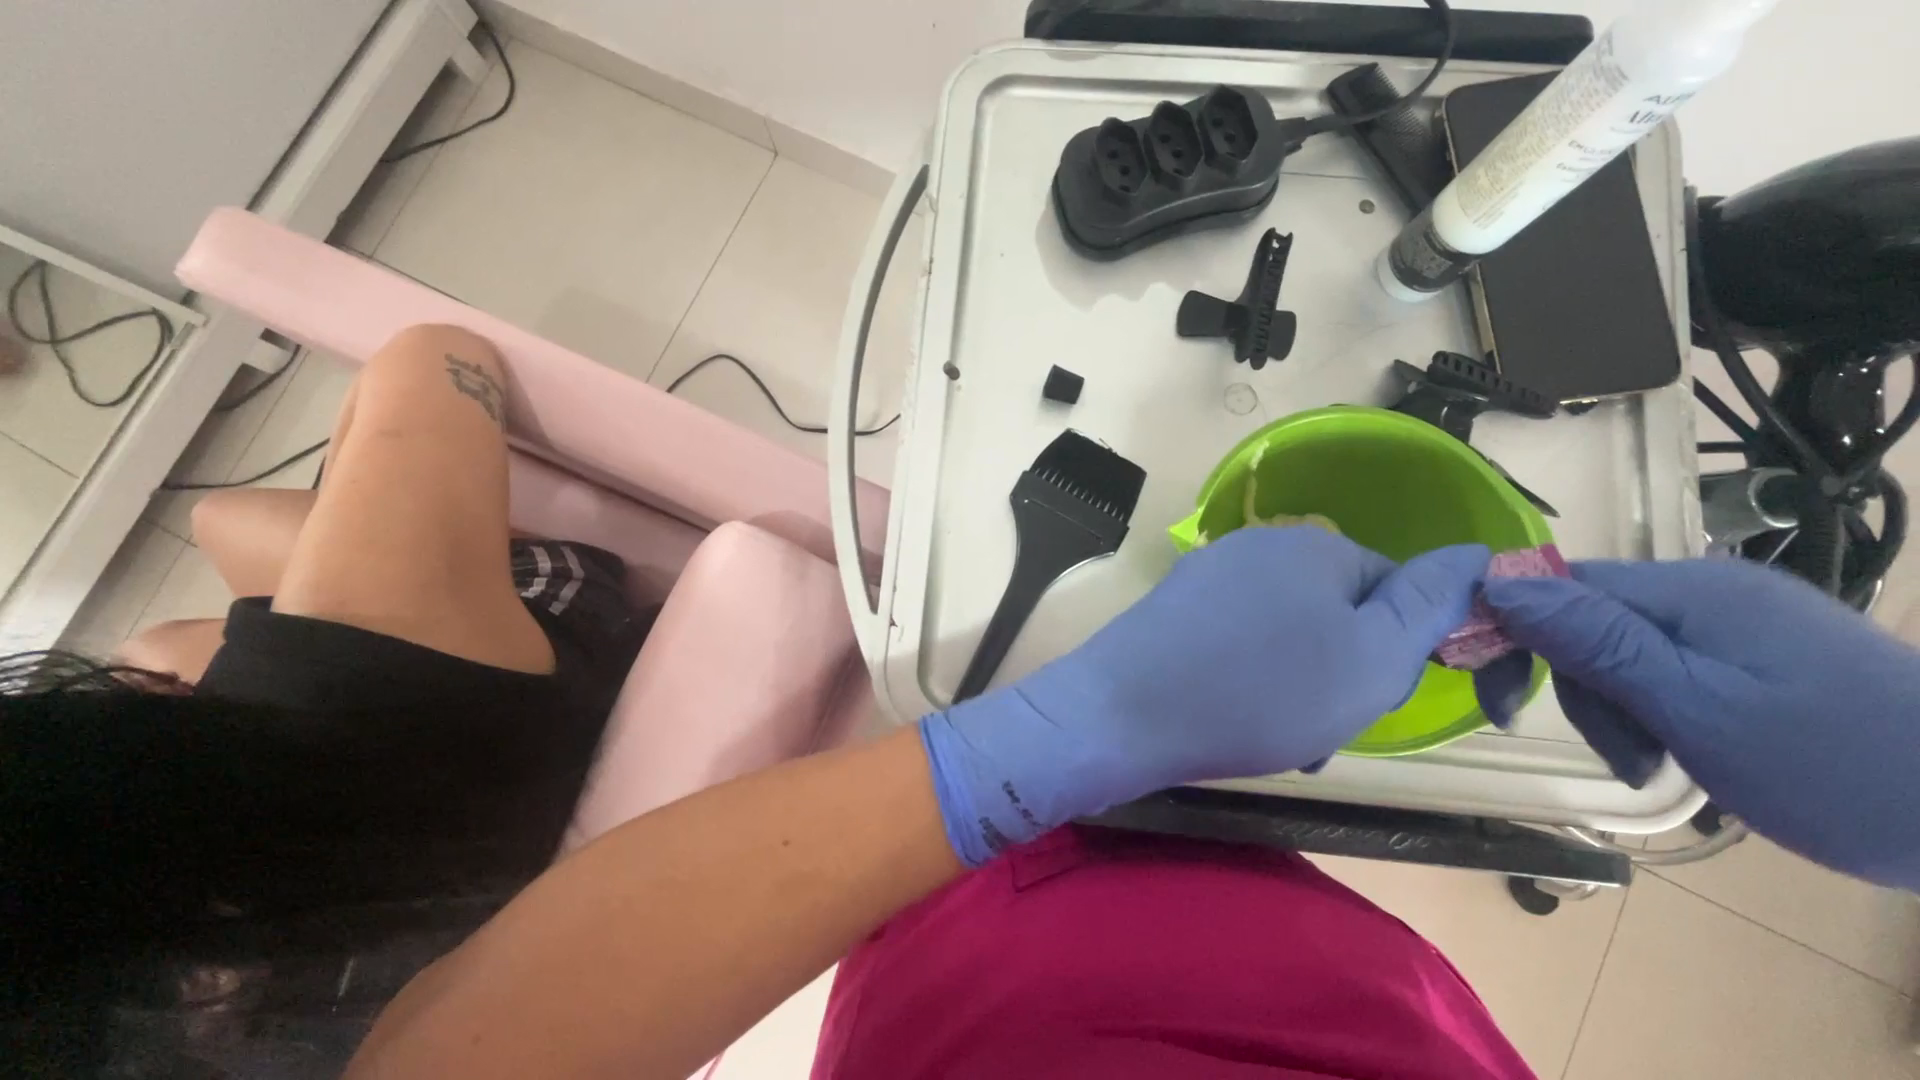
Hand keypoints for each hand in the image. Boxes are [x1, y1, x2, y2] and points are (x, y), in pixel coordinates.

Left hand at [919, 527, 1489, 864]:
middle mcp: (1259, 547)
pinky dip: (1250, 683)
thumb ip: (1430, 606)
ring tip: (1282, 739)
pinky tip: (1235, 723)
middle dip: (1343, 674)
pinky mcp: (1172, 610)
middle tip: (1324, 726)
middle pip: (1337, 613)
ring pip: (1287, 636)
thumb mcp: (1372, 659)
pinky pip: (1238, 644)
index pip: (1394, 589)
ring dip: (1299, 689)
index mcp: (1315, 547)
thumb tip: (1478, 554)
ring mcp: (1209, 576)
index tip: (1375, 697)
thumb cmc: (1261, 693)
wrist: (1122, 715)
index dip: (1399, 650)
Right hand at [1483, 558, 1919, 886]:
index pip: (1557, 588)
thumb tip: (1498, 584)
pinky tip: (1688, 750)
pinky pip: (1672, 665)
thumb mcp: (1696, 710)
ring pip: (1626, 649)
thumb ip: (1595, 643)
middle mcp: (1710, 590)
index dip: (1512, 636)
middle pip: (1588, 622)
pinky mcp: (1765, 652)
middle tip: (1622, 758)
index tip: (1502, 706)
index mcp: (1690, 591)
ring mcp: (1742, 620)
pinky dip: (1659, 709)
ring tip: (1660, 767)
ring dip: (1620, 708)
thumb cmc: (1839, 768)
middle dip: (1581, 688)